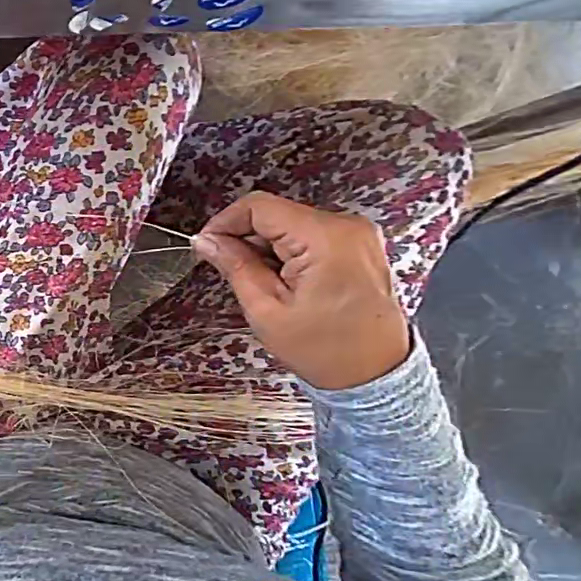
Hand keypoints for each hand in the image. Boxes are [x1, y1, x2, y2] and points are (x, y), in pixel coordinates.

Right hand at [189, 192, 411, 389]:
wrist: (375, 373)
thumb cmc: (321, 347)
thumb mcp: (265, 308)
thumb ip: (234, 265)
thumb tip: (205, 240)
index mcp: (325, 238)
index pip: (259, 206)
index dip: (223, 222)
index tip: (205, 246)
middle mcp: (346, 226)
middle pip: (274, 213)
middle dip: (242, 236)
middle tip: (227, 269)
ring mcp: (357, 234)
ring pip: (287, 222)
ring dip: (262, 245)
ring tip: (259, 280)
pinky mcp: (358, 244)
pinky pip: (306, 234)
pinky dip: (284, 250)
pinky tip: (281, 279)